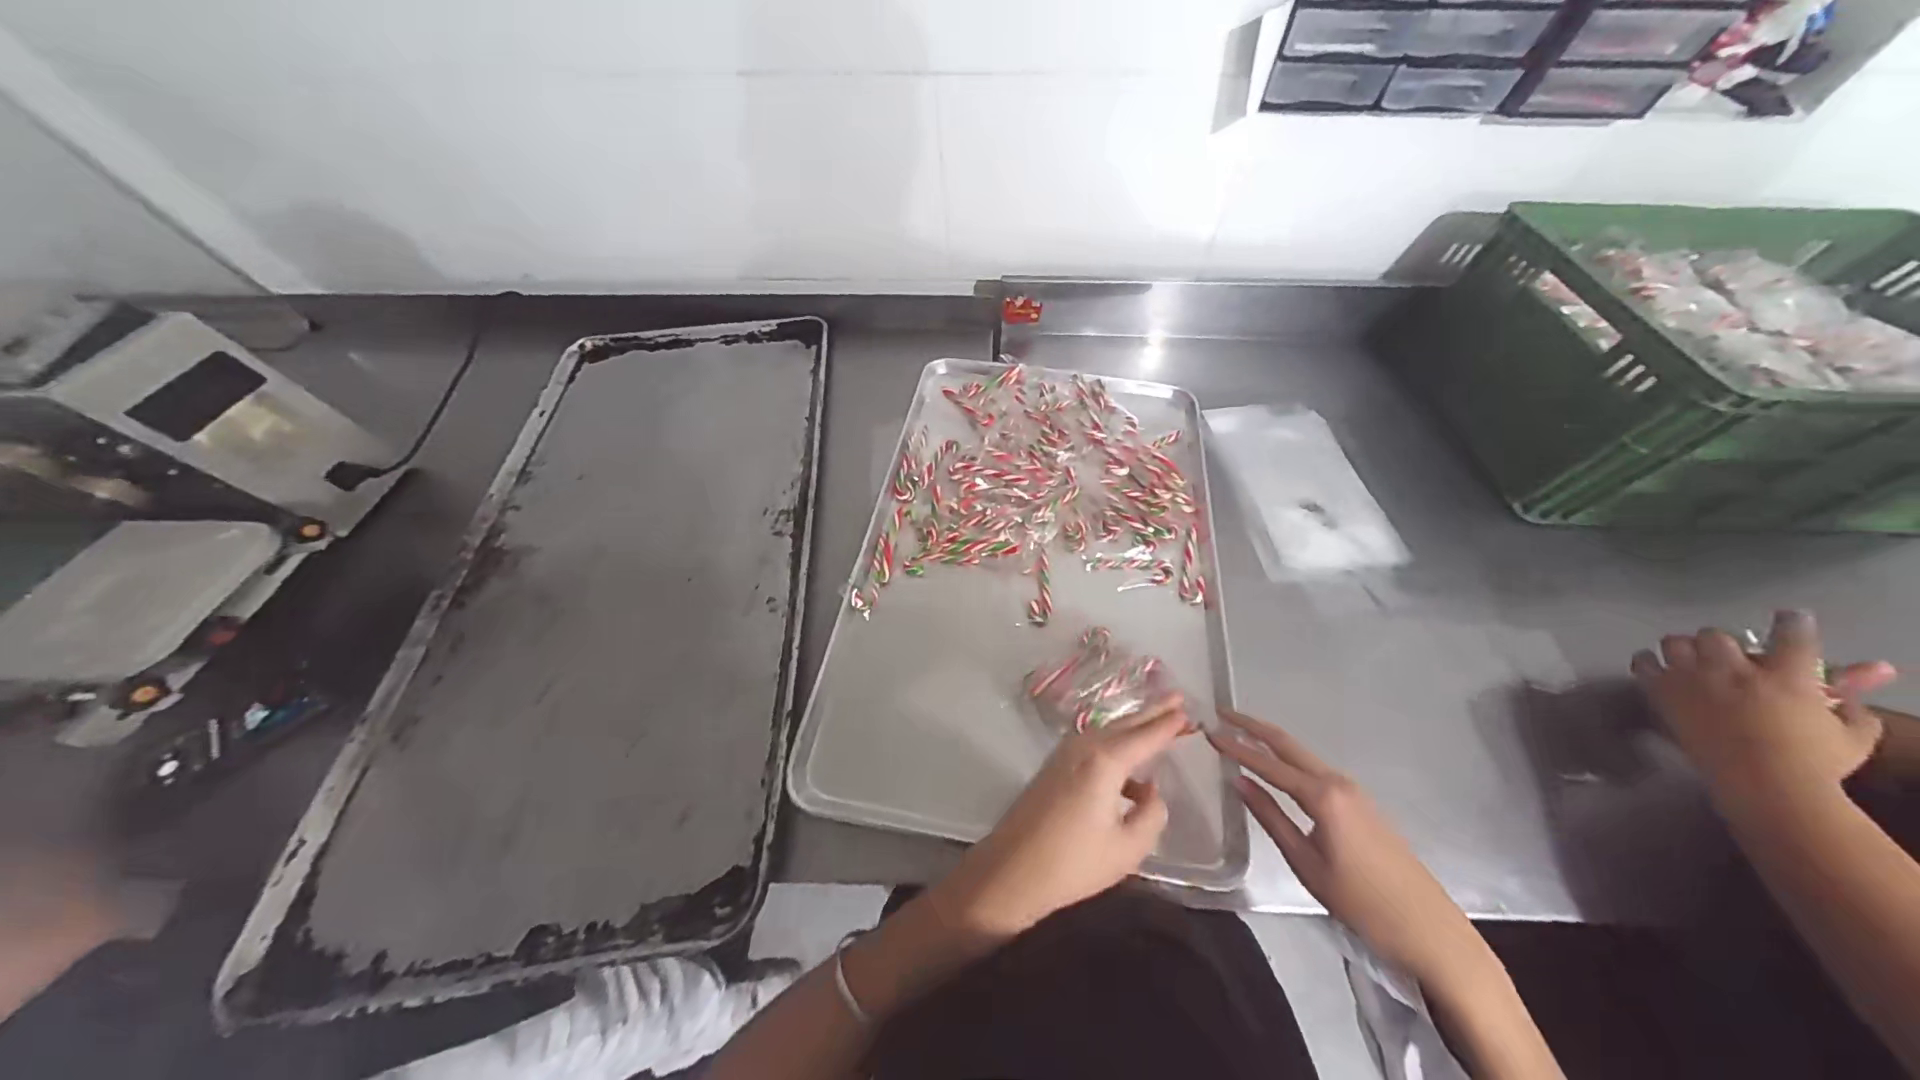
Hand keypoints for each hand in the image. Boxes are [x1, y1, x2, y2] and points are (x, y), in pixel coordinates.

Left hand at [929, 697, 1190, 937]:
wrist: (1011, 870)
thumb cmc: (1072, 863)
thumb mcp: (1128, 847)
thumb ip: (1151, 814)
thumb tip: (1151, 792)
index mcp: (1104, 761)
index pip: (1145, 735)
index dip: (1168, 724)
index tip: (1189, 710)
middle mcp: (1083, 747)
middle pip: (1124, 724)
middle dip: (1151, 712)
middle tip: (1177, 699)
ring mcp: (1064, 754)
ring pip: (1107, 732)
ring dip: (1132, 725)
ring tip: (1159, 722)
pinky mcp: (1053, 767)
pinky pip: (1093, 744)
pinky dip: (1115, 743)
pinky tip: (1129, 765)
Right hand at [1210, 708, 1485, 984]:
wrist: (1427, 928)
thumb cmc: (1360, 900)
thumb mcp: (1306, 862)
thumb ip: (1271, 818)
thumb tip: (1240, 782)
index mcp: (1322, 797)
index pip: (1269, 764)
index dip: (1237, 748)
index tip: (1210, 732)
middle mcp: (1338, 783)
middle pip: (1289, 746)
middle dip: (1254, 727)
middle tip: (1223, 713)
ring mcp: (1353, 791)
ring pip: (1304, 756)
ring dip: (1272, 741)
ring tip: (1241, 733)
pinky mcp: (1361, 804)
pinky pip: (1316, 771)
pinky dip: (1290, 760)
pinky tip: (1277, 765)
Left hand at [1631, 610, 1892, 801]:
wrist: (1762, 784)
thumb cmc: (1815, 763)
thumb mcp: (1851, 731)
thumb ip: (1855, 697)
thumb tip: (1878, 670)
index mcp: (1786, 676)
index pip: (1791, 634)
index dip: (1792, 622)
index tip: (1790, 617)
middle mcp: (1733, 670)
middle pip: (1716, 634)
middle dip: (1724, 643)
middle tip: (1729, 657)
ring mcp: (1692, 679)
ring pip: (1675, 642)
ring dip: (1686, 648)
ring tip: (1693, 661)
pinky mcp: (1663, 693)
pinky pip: (1643, 663)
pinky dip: (1648, 661)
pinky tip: (1658, 668)